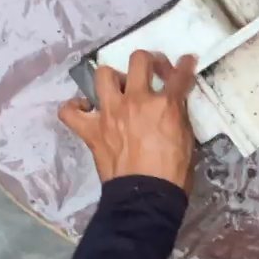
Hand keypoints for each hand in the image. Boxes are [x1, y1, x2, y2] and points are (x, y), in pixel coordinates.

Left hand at [59, 49, 197, 189]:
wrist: (146, 197)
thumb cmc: (174, 173)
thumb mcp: (187, 140)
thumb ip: (178, 116)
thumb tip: (173, 106)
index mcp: (165, 105)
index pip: (179, 76)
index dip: (186, 65)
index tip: (187, 61)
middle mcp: (136, 101)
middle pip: (139, 60)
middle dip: (148, 60)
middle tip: (152, 71)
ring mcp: (110, 113)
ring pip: (104, 75)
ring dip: (113, 78)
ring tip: (119, 88)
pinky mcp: (91, 131)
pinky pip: (70, 112)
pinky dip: (75, 108)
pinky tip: (85, 110)